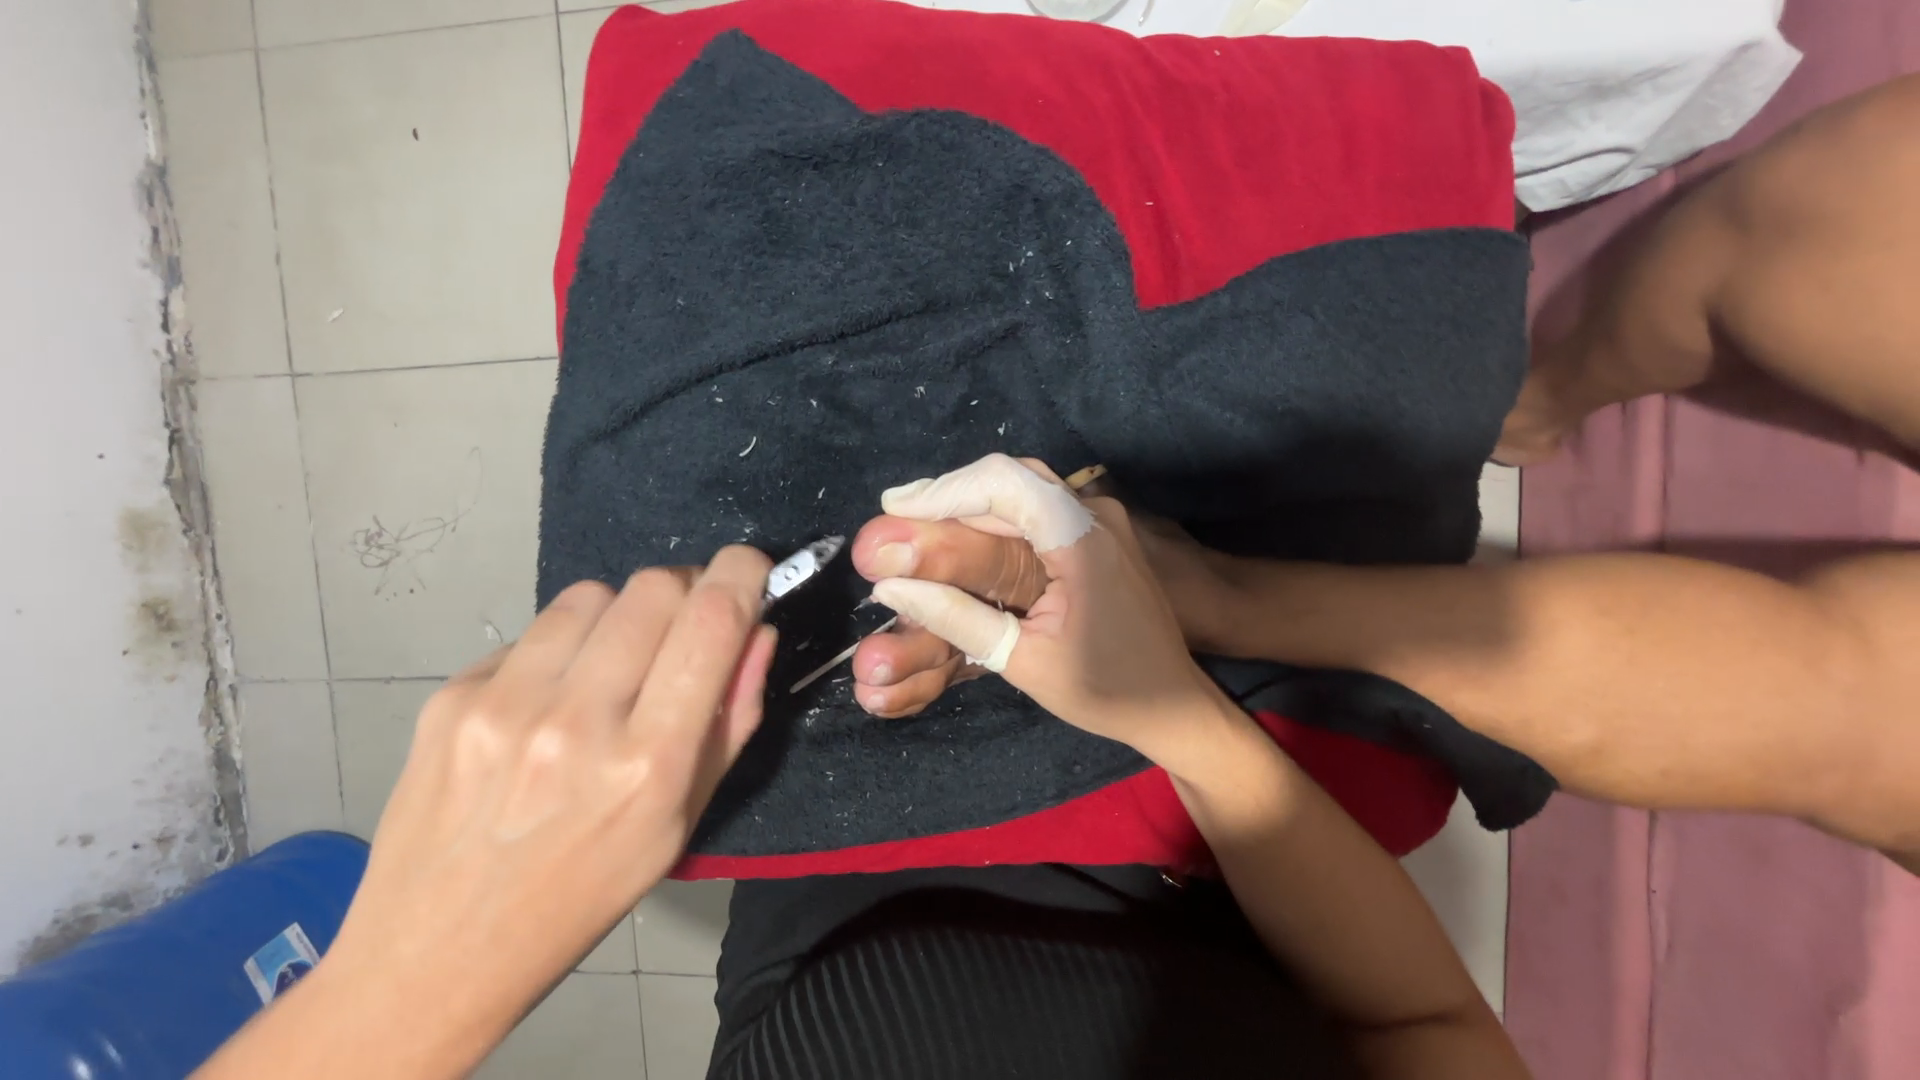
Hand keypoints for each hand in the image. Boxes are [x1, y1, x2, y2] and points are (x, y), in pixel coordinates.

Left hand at [324, 548, 775, 1056]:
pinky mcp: (450, 695)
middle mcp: (577, 720)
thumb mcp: (685, 820)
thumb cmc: (587, 890)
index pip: (711, 620)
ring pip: (592, 594)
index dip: (742, 573)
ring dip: (621, 616)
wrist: (437, 950)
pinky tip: (547, 699)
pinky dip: (562, 647)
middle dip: (686, 591)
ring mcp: (503, 702)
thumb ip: (733, 719)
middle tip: (682, 628)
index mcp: (650, 761)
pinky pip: (533, 632)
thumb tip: (758, 630)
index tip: (751, 568)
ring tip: (609, 667)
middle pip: (655, 587)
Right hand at [869, 454, 1224, 758]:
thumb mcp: (1024, 661)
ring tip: (917, 524)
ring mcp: (1101, 520)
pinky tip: (962, 536)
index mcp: (1083, 540)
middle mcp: (1096, 514)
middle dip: (950, 495)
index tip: (893, 510)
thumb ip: (958, 618)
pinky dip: (995, 517)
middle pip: (1011, 479)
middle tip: (896, 519)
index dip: (944, 491)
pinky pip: (1038, 509)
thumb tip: (888, 587)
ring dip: (970, 503)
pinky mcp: (1098, 533)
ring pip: (1023, 489)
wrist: (1173, 703)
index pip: (1004, 484)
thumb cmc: (1106, 690)